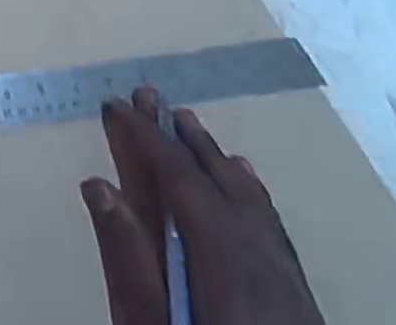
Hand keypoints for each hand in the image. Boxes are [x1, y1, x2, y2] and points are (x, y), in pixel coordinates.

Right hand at [81, 87, 325, 324]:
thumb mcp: (146, 321)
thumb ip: (126, 257)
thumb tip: (97, 184)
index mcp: (223, 263)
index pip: (179, 180)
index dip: (144, 137)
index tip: (114, 105)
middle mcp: (262, 262)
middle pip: (215, 182)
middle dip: (177, 136)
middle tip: (149, 94)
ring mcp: (287, 281)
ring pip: (247, 200)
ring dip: (212, 157)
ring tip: (187, 122)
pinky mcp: (298, 299)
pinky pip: (271, 225)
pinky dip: (248, 190)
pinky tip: (242, 176)